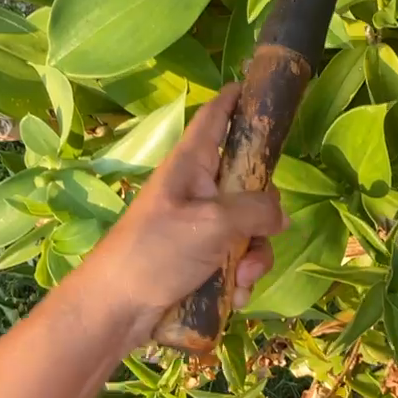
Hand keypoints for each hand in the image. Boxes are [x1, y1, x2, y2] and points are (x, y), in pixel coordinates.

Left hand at [74, 85, 287, 339]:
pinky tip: (232, 296)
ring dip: (253, 257)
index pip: (215, 118)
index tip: (256, 87)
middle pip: (249, 185)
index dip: (236, 100)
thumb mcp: (213, 223)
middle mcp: (197, 189)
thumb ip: (255, 211)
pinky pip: (237, 259)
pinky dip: (240, 278)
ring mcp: (199, 226)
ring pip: (249, 229)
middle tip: (261, 236)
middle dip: (264, 218)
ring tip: (240, 279)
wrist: (116, 309)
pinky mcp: (200, 259)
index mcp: (191, 164)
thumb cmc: (155, 251)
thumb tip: (280, 215)